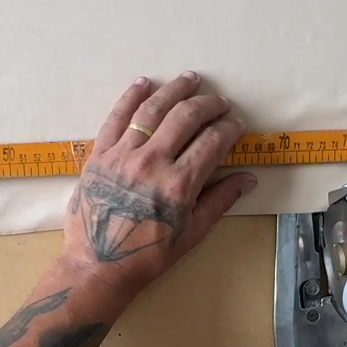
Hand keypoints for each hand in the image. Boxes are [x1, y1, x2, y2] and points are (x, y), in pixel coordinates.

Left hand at [60, 72, 256, 295]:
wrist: (98, 266)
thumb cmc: (149, 256)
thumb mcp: (192, 233)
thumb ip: (220, 201)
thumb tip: (248, 178)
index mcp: (179, 184)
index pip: (212, 141)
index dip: (229, 128)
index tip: (236, 124)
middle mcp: (152, 162)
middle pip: (186, 117)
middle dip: (209, 104)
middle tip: (220, 102)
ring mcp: (123, 155)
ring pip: (153, 109)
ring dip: (175, 90)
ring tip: (190, 80)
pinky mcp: (99, 155)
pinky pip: (116, 117)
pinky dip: (131, 96)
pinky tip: (145, 83)